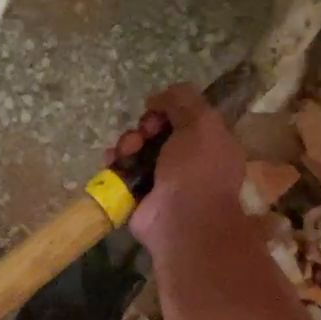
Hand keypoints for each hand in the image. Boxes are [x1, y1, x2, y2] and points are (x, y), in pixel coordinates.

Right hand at [109, 84, 250, 252]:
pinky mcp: (139, 198)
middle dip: (145, 126)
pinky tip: (111, 161)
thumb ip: (182, 100)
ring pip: (138, 151)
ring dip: (128, 143)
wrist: (183, 221)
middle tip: (143, 134)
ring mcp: (162, 182)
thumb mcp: (201, 121)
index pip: (185, 118)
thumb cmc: (198, 169)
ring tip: (127, 150)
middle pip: (158, 132)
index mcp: (209, 143)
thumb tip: (157, 98)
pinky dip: (115, 164)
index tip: (157, 111)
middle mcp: (187, 162)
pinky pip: (123, 174)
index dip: (168, 109)